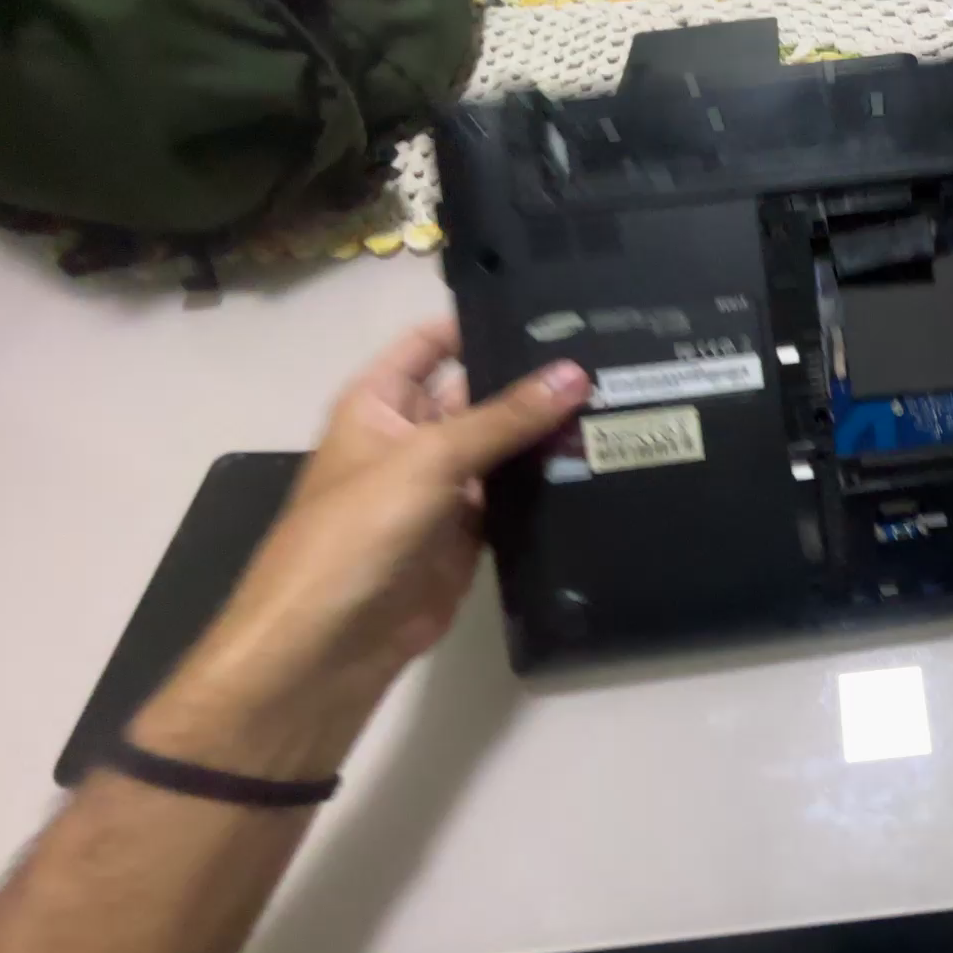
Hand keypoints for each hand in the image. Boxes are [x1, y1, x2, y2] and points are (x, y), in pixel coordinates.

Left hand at [130, 319, 588, 777]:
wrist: (334, 644)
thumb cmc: (357, 533)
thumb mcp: (429, 459)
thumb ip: (505, 417)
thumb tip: (574, 373)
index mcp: (382, 402)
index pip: (434, 343)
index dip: (481, 321)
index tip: (551, 307)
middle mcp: (417, 436)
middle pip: (482, 393)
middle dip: (534, 380)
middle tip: (609, 359)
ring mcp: (449, 484)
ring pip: (507, 445)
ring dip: (550, 431)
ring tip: (619, 401)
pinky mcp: (476, 527)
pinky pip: (520, 492)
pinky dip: (552, 480)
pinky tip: (601, 458)